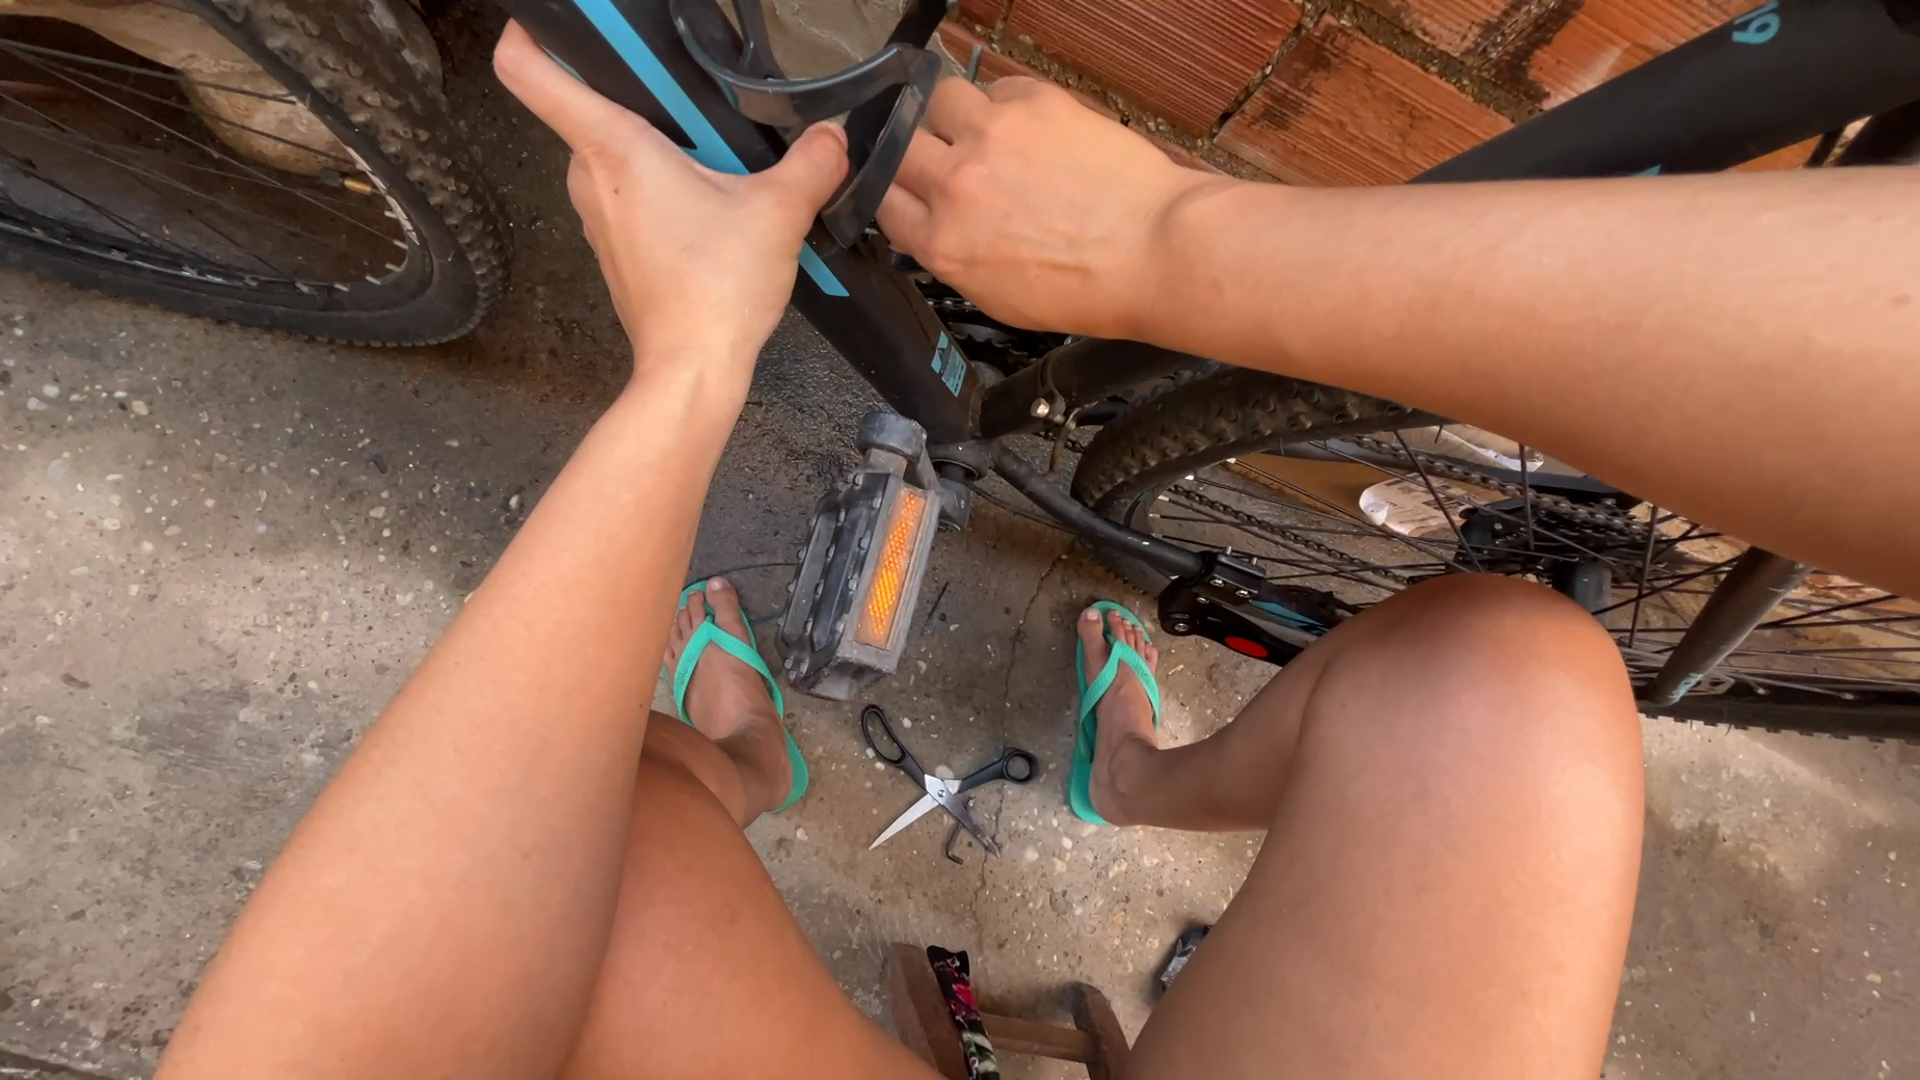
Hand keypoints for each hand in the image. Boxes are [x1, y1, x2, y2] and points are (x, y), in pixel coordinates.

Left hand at [494, 23, 847, 395]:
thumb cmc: (717, 289)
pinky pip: (634, 204)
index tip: (571, 29)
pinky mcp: (618, 253)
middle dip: (652, 110)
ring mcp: (599, 220)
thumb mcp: (777, 214)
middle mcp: (589, 178)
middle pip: (597, 112)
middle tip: (708, 129)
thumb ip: (810, 165)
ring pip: (621, 162)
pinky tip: (713, 227)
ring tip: (722, 184)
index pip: (529, 68)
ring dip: (666, 159)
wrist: (694, 367)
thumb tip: (830, 137)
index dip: (535, 33)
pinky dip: (667, 200)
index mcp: (612, 148)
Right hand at [878, 77, 1217, 340]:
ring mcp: (990, 136)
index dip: (892, 194)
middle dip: (912, 153)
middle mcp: (954, 186)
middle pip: (897, 147)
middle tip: (941, 159)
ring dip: (953, 117)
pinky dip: (1002, 104)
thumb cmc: (1086, 290)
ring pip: (938, 100)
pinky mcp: (1031, 101)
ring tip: (984, 135)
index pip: (883, 203)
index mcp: (944, 246)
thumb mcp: (999, 299)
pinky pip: (994, 87)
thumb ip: (956, 258)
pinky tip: (1029, 130)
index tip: (903, 189)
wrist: (1151, 252)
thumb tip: (939, 230)